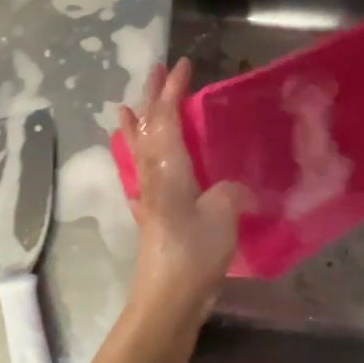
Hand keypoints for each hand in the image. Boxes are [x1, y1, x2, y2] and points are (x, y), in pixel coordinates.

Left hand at [118, 59, 250, 312]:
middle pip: (147, 129)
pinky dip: (139, 161)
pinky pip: (141, 177)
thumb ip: (232, 191)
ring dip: (136, 127)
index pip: (167, 118)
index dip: (173, 90)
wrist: (168, 298)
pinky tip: (139, 168)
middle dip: (151, 98)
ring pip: (138, 152)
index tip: (182, 64)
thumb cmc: (194, 252)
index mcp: (168, 168)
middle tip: (155, 71)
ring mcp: (148, 199)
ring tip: (127, 109)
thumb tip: (236, 188)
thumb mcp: (224, 214)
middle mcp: (152, 177)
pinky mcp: (151, 219)